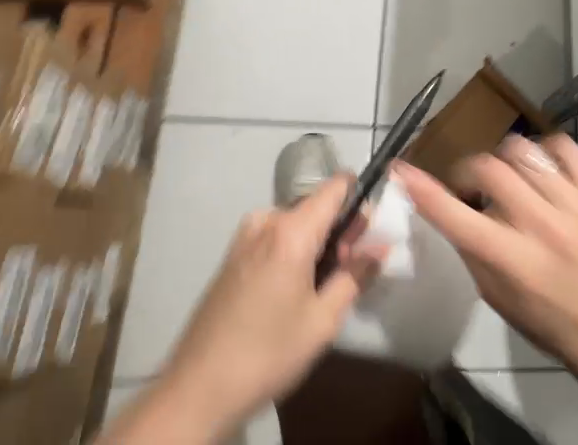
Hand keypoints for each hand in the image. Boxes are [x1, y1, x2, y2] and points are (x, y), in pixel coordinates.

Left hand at [161, 175, 383, 434]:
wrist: (197, 390)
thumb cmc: (267, 352)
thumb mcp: (323, 320)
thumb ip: (355, 276)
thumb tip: (381, 247)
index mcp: (291, 230)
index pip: (336, 187)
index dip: (361, 198)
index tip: (369, 231)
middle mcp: (265, 222)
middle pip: (316, 208)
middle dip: (339, 231)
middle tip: (347, 273)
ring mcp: (243, 239)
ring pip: (295, 225)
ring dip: (315, 245)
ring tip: (318, 290)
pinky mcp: (231, 258)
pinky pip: (274, 239)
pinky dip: (292, 253)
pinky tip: (290, 295)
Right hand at [395, 135, 577, 381]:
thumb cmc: (545, 320)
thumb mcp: (495, 296)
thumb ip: (470, 249)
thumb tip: (447, 208)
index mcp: (511, 260)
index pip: (456, 215)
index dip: (422, 190)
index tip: (402, 171)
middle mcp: (542, 226)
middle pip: (490, 169)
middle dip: (468, 172)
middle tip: (470, 188)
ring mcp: (574, 205)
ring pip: (525, 151)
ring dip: (504, 159)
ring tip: (507, 178)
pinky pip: (565, 147)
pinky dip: (545, 149)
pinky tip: (539, 167)